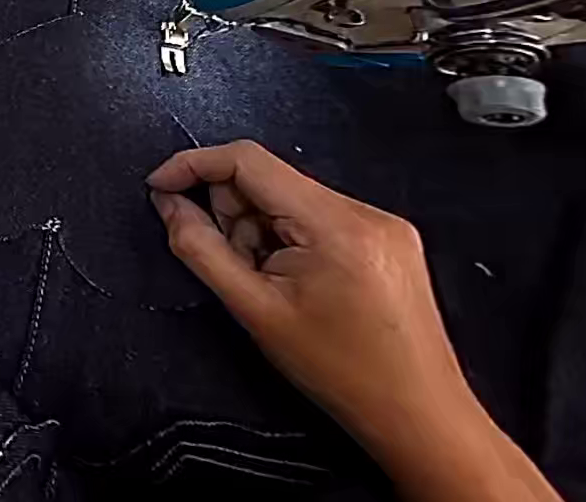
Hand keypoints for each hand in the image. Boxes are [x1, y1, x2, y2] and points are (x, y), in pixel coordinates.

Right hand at [147, 142, 560, 501]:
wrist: (426, 425)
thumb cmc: (339, 373)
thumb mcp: (254, 311)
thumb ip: (199, 248)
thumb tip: (167, 202)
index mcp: (335, 223)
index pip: (247, 160)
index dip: (194, 164)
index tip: (159, 186)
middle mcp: (362, 208)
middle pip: (265, 178)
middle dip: (230, 211)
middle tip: (231, 261)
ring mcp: (379, 219)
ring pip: (284, 195)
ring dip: (256, 227)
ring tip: (267, 279)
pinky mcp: (384, 234)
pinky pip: (309, 211)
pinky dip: (283, 234)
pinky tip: (291, 276)